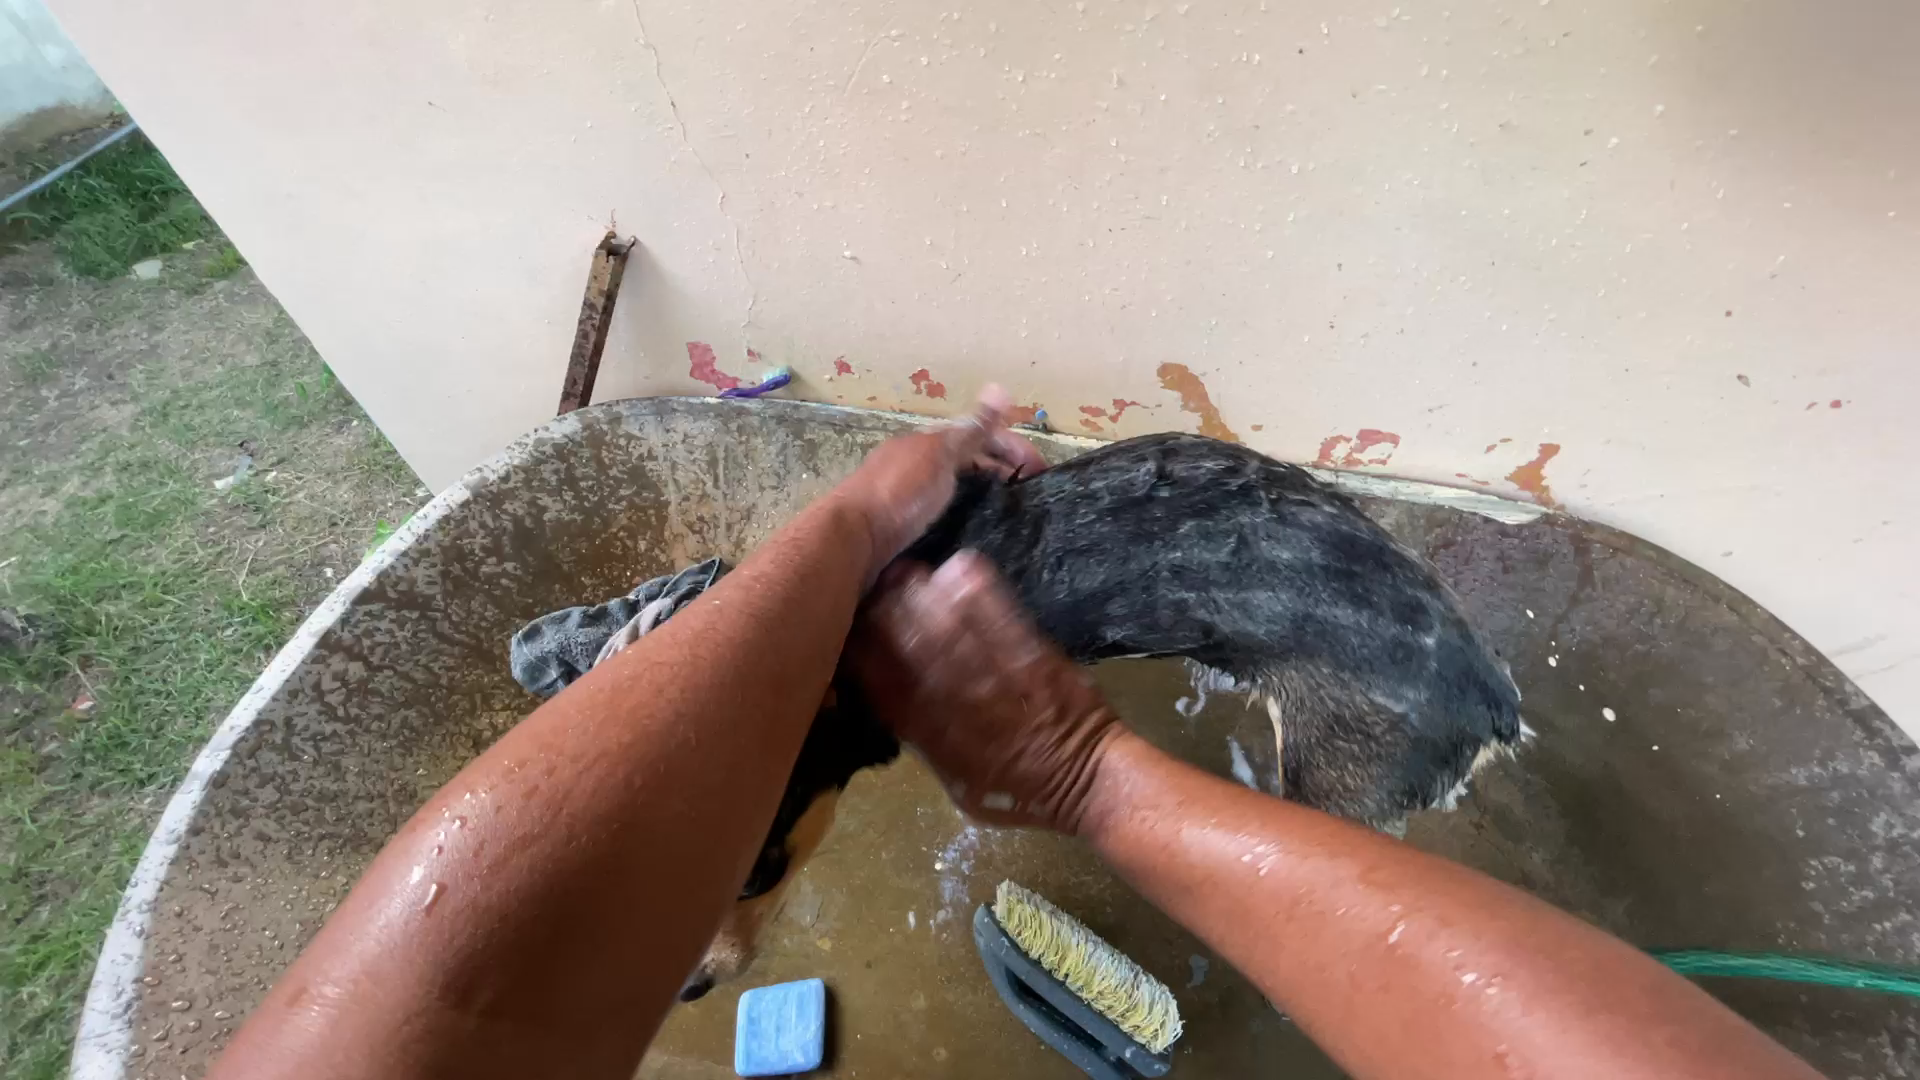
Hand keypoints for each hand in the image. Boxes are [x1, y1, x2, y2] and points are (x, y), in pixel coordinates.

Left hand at [832, 386, 1047, 578]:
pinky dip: (967, 515)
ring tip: (1011, 514)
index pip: (980, 434)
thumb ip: (972, 429)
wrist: (854, 538)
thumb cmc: (899, 492)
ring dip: (986, 493)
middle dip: (1002, 470)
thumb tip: (1002, 389)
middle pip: (969, 461)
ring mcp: (910, 496)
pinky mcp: (906, 526)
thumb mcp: (939, 455)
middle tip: (1031, 495)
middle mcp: (918, 464)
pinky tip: (977, 531)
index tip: (1042, 469)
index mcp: (928, 442)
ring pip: (958, 488)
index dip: (1013, 446)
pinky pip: (946, 514)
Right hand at [848, 552, 1123, 832]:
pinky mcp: (1036, 658)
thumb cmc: (1017, 789)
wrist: (1087, 781)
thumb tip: (892, 701)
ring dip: (924, 597)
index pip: (885, 689)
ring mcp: (1000, 680)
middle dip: (887, 614)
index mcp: (937, 738)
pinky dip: (981, 592)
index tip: (847, 626)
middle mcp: (962, 707)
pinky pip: (1003, 620)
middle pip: (913, 652)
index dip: (861, 654)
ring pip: (952, 632)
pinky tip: (960, 565)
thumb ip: (924, 741)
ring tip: (905, 572)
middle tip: (873, 585)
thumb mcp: (956, 781)